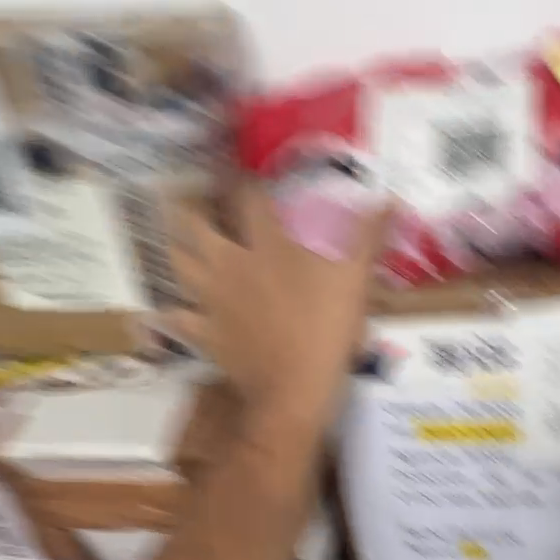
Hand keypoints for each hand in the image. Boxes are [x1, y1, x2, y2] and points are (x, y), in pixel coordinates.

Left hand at [170, 185, 389, 432]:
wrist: (295, 391)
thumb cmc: (328, 332)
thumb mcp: (356, 280)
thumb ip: (368, 237)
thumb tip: (389, 198)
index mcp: (268, 244)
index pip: (248, 195)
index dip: (244, 177)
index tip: (244, 168)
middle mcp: (230, 263)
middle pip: (194, 222)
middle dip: (192, 206)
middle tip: (198, 201)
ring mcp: (211, 298)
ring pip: (178, 262)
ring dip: (177, 248)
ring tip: (181, 242)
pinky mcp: (204, 332)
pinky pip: (177, 318)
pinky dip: (172, 312)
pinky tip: (170, 309)